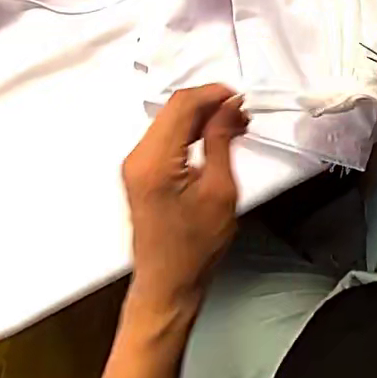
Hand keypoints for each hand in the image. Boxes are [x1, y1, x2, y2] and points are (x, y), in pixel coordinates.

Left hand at [121, 84, 248, 319]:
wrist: (168, 283)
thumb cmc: (194, 247)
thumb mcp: (219, 190)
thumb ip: (221, 141)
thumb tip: (228, 108)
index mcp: (154, 161)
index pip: (182, 106)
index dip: (213, 95)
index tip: (238, 98)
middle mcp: (138, 157)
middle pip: (174, 109)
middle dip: (209, 104)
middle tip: (240, 113)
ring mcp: (136, 163)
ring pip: (170, 120)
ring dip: (201, 117)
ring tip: (233, 126)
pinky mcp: (140, 171)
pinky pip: (165, 136)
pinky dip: (190, 131)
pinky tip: (213, 138)